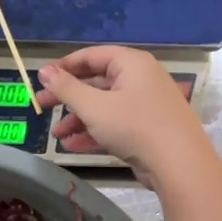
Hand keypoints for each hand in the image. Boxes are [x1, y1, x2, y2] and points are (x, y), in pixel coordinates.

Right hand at [35, 46, 199, 183]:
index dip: (64, 66)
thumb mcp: (93, 106)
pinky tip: (73, 146)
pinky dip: (94, 131)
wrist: (179, 164)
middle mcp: (140, 78)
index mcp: (131, 63)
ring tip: (56, 135)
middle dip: (68, 97)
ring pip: (104, 105)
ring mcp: (145, 104)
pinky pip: (115, 123)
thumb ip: (66, 88)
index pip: (91, 56)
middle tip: (41, 106)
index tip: (41, 79)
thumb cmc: (134, 127)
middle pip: (96, 81)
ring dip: (78, 119)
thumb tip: (43, 71)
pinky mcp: (147, 127)